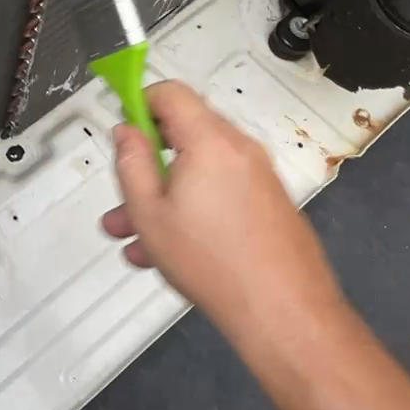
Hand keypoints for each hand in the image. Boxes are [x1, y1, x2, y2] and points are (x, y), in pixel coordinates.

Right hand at [100, 81, 344, 335]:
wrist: (288, 317)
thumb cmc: (210, 260)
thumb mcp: (149, 212)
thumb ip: (130, 163)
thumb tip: (125, 130)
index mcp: (209, 140)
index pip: (171, 92)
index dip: (140, 102)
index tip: (122, 131)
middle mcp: (239, 149)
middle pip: (183, 133)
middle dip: (146, 162)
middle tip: (122, 195)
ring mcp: (259, 178)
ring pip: (198, 171)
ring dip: (164, 194)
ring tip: (132, 236)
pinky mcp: (270, 206)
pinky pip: (220, 192)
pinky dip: (193, 208)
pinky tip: (167, 253)